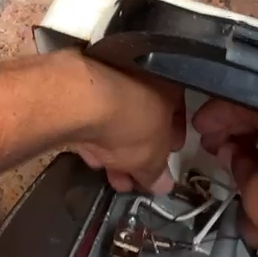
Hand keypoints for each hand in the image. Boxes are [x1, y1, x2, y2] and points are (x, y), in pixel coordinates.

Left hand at [51, 51, 183, 194]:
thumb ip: (158, 173)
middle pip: (144, 117)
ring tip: (114, 178)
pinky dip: (95, 137)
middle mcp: (141, 72)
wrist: (81, 99)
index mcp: (167, 83)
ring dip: (117, 150)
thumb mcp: (153, 159)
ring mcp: (109, 75)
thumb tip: (163, 183)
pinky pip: (94, 115)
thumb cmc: (132, 122)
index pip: (177, 112)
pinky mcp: (80, 84)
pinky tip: (93, 159)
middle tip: (137, 176)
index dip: (173, 140)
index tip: (166, 160)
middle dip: (140, 152)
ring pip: (117, 117)